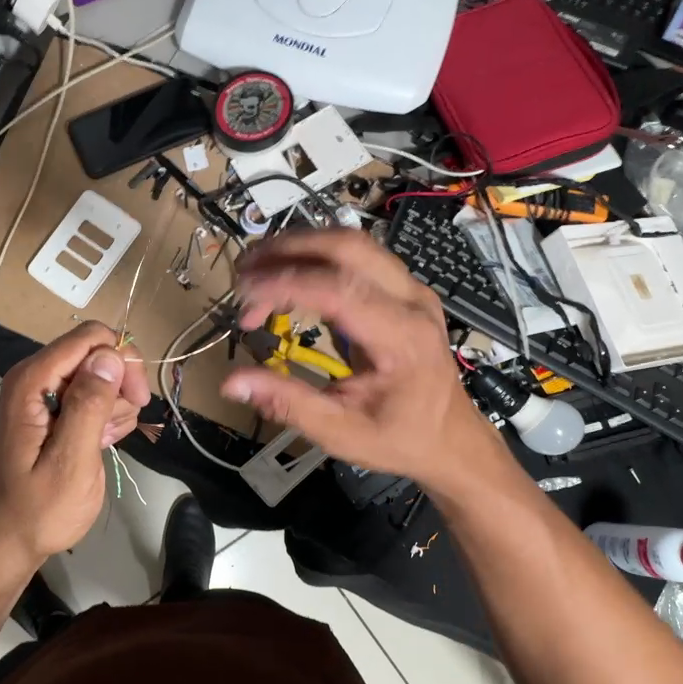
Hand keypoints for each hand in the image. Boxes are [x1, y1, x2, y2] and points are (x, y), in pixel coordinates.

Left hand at [0, 322, 151, 564]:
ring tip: (102, 443)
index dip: (120, 361)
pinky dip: (106, 418)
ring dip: (115, 406)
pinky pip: (95, 397)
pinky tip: (100, 444)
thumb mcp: (70, 461)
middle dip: (120, 385)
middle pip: (97, 353)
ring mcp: (45, 395)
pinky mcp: (57, 412)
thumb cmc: (39, 509)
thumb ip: (89, 405)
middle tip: (120, 427)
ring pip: (102, 375)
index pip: (88, 338)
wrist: (13, 539)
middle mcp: (36, 378)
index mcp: (32, 381)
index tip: (137, 399)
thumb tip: (110, 356)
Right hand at [219, 230, 499, 491]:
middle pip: (348, 247)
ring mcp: (411, 290)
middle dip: (288, 249)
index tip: (243, 295)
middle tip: (243, 270)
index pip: (339, 289)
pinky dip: (316, 258)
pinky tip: (286, 275)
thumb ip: (286, 402)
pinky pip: (358, 256)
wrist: (451, 440)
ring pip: (353, 243)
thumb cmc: (400, 439)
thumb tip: (231, 382)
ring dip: (300, 247)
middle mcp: (412, 301)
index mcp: (402, 338)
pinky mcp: (403, 290)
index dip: (285, 284)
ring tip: (256, 268)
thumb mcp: (340, 432)